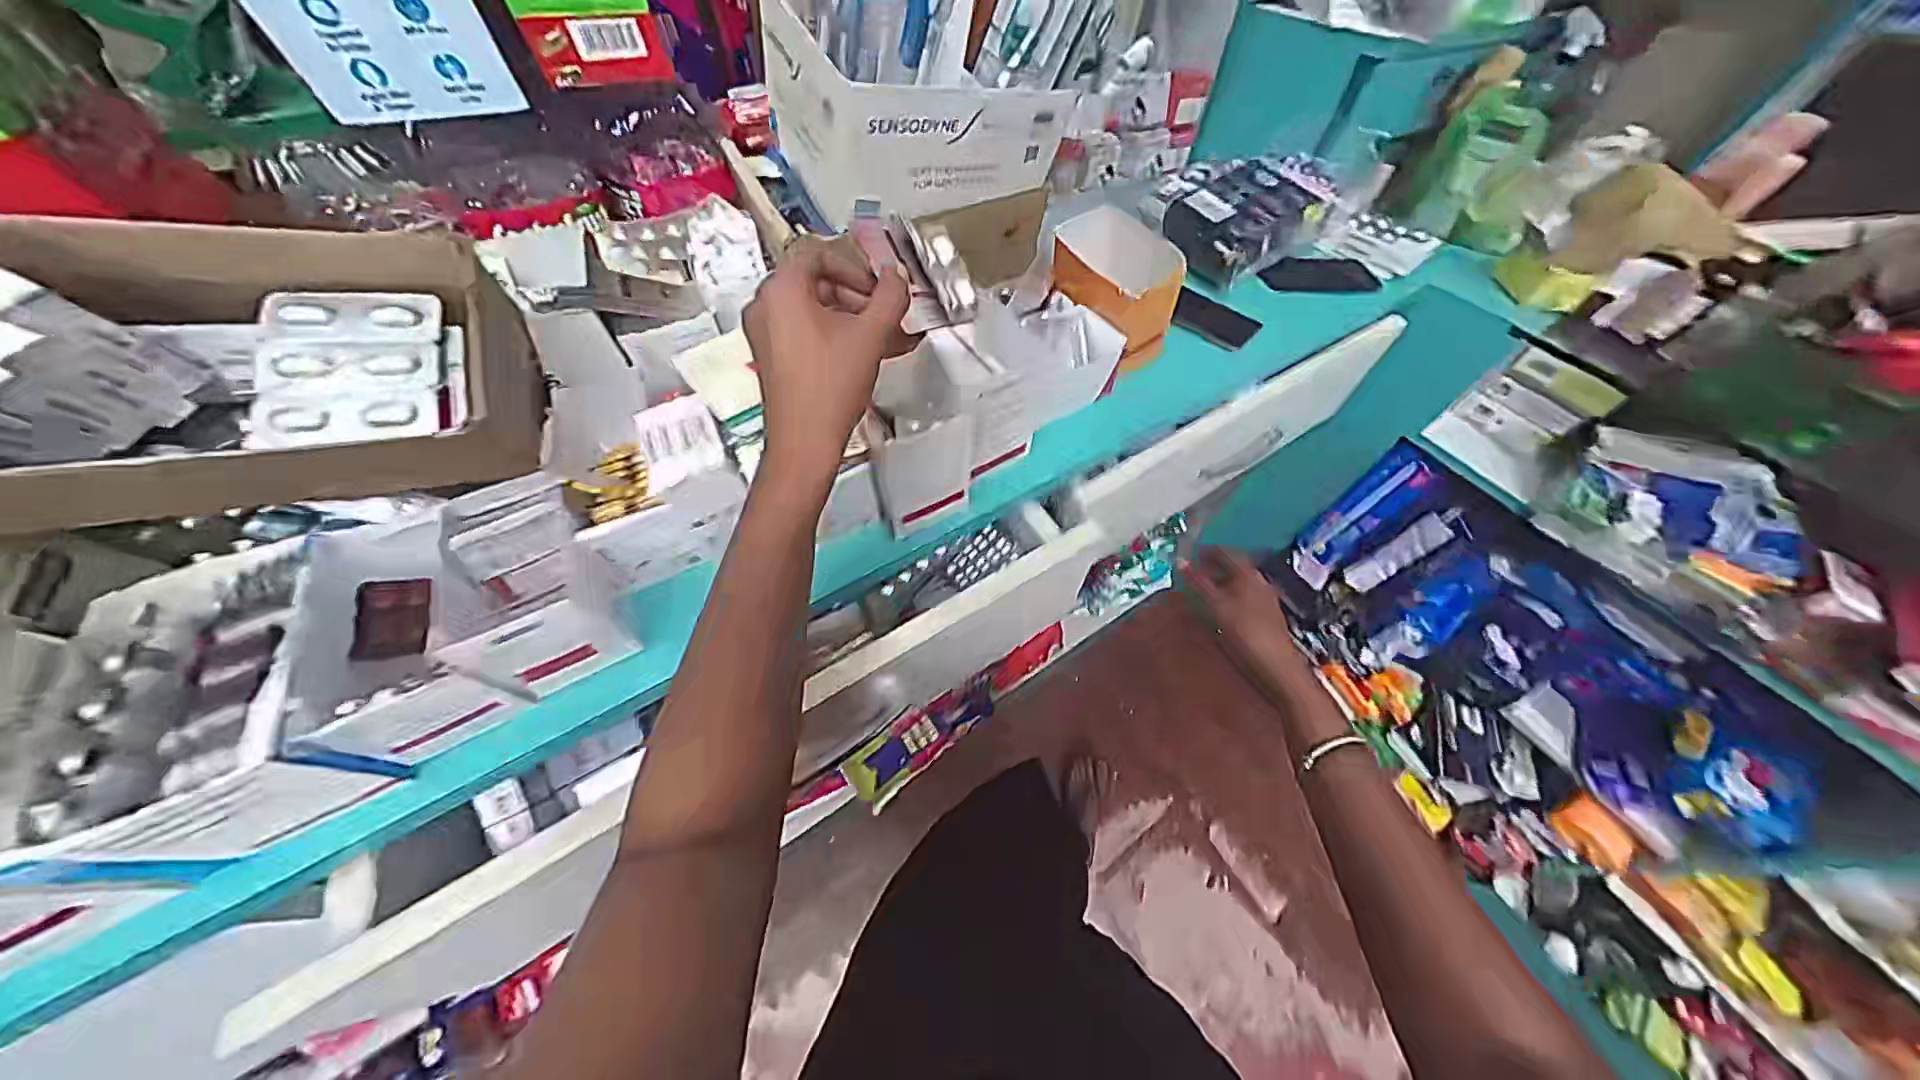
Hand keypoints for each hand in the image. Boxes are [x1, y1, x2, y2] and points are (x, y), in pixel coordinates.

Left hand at [742, 239, 909, 479]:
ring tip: (878, 339)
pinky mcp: (770, 358)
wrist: (805, 440)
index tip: (876, 290)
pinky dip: (832, 336)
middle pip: (815, 283)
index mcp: (782, 290)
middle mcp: (765, 307)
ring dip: (849, 319)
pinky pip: (803, 333)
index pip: (819, 256)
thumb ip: (890, 298)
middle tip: (881, 314)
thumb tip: (896, 278)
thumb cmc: (828, 389)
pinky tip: (861, 355)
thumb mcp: (871, 335)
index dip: (855, 270)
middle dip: (855, 298)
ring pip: (811, 311)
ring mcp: (764, 334)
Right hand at [1186, 547, 1305, 673]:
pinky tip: (1217, 608)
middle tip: (1190, 571)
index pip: (1224, 552)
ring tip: (1199, 589)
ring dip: (1218, 583)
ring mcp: (1264, 599)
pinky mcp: (1266, 615)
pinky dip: (1227, 596)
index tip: (1187, 553)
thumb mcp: (1215, 606)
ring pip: (1237, 583)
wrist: (1276, 666)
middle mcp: (1259, 581)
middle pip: (1232, 566)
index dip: (1204, 551)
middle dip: (1210, 567)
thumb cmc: (1245, 633)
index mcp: (1248, 574)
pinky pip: (1242, 597)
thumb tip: (1181, 562)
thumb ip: (1198, 583)